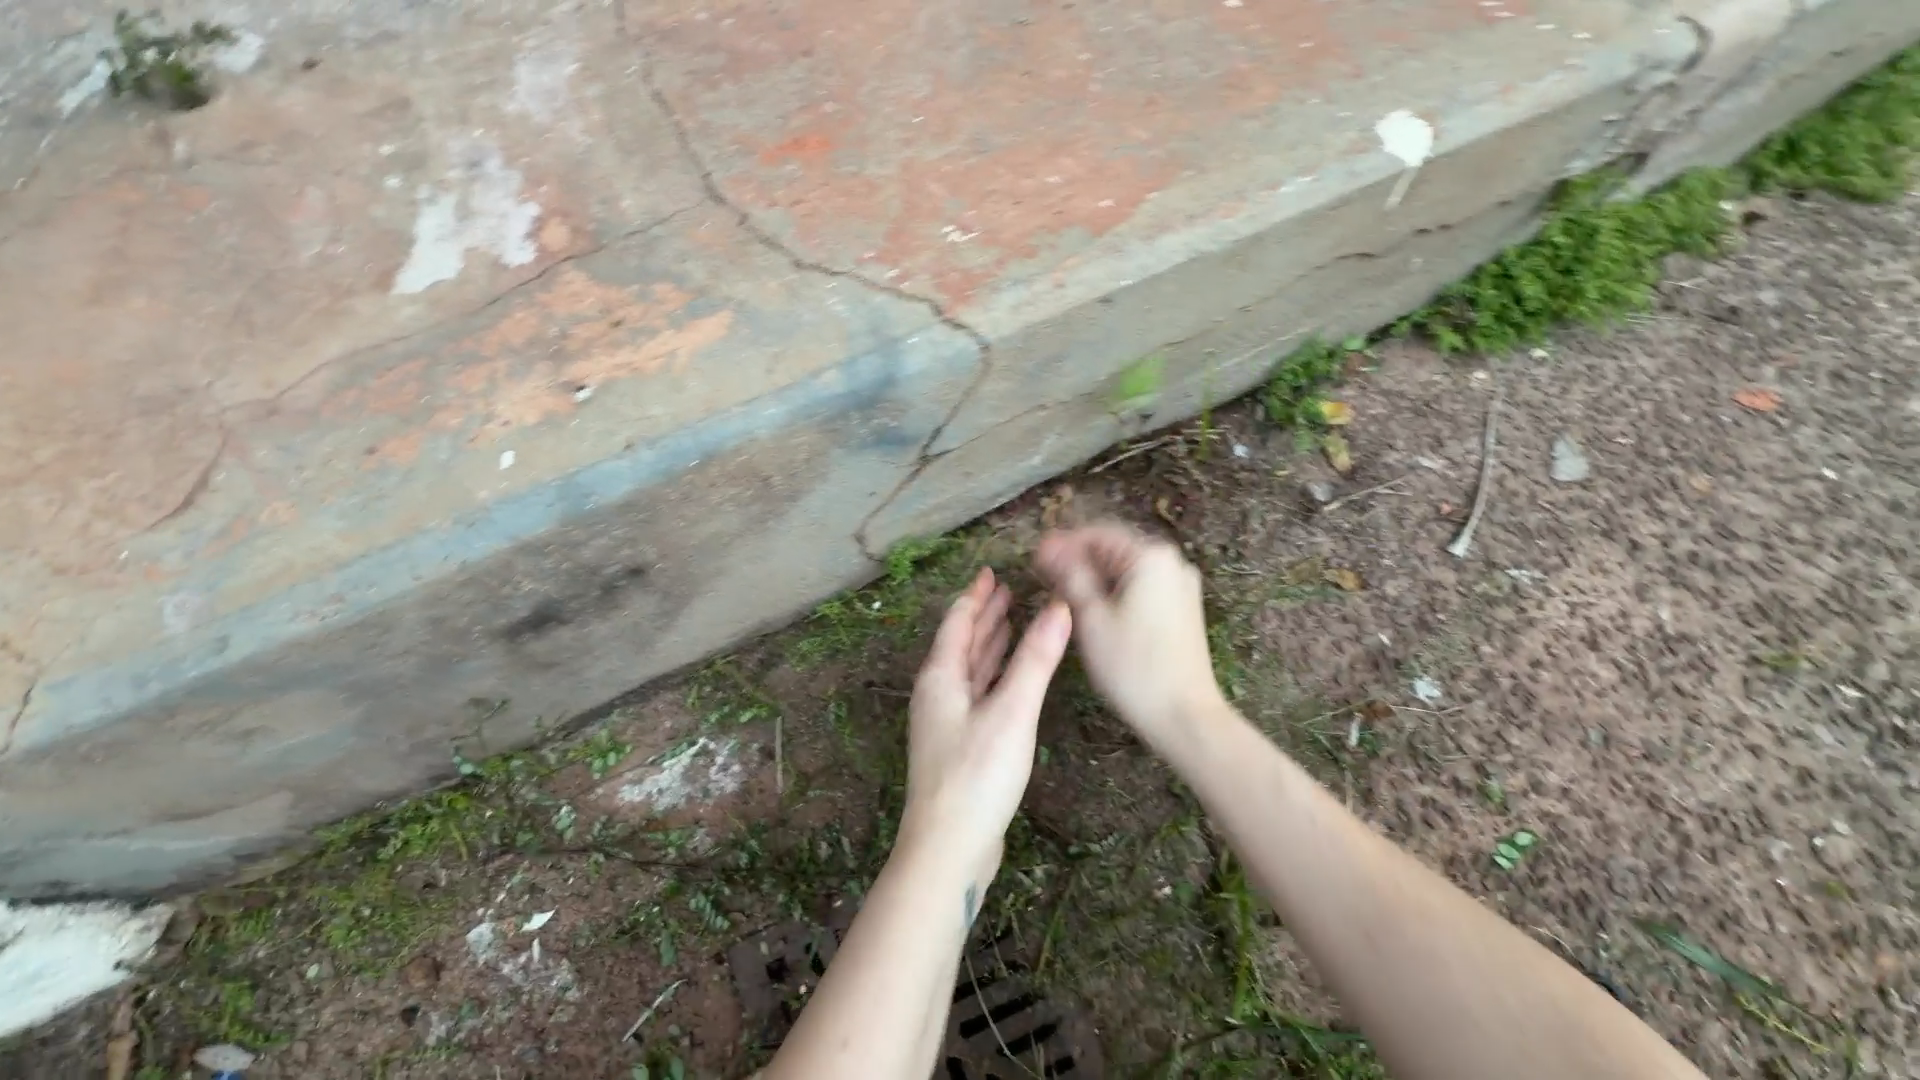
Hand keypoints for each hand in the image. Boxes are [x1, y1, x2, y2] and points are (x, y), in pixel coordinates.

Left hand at [902, 568, 1071, 884]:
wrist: (947, 847)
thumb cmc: (976, 775)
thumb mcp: (1011, 712)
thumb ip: (1035, 660)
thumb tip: (1059, 608)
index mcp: (941, 678)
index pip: (957, 623)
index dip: (976, 596)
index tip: (991, 572)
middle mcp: (938, 695)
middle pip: (961, 644)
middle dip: (983, 617)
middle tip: (1007, 591)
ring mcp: (946, 723)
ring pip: (969, 671)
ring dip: (988, 645)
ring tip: (1010, 622)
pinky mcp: (960, 747)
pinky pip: (978, 694)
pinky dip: (994, 676)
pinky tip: (1008, 679)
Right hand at [1034, 524, 1220, 748]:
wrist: (1185, 716)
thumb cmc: (1133, 667)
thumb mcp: (1092, 618)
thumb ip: (1069, 576)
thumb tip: (1047, 548)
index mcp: (1150, 557)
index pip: (1096, 534)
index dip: (1061, 545)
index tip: (1033, 560)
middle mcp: (1171, 563)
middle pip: (1114, 549)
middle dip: (1077, 561)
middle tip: (1042, 578)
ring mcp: (1181, 586)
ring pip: (1127, 570)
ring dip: (1094, 577)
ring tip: (1061, 595)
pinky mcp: (1182, 609)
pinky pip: (1141, 587)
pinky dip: (1115, 592)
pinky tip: (1092, 610)